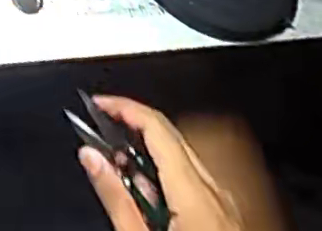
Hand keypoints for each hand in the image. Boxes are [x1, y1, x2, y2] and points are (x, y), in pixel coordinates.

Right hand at [77, 95, 281, 230]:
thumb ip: (115, 198)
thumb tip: (90, 156)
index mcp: (196, 196)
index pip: (156, 125)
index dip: (123, 107)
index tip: (98, 103)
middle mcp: (217, 194)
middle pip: (170, 137)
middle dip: (132, 129)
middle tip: (101, 138)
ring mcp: (228, 208)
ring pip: (182, 158)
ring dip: (149, 157)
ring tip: (123, 178)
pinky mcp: (230, 220)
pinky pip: (195, 181)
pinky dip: (167, 178)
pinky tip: (151, 202)